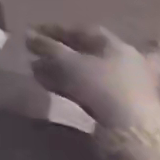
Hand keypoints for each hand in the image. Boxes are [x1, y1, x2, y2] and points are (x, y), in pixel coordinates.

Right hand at [26, 26, 159, 130]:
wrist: (131, 129)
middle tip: (45, 52)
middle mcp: (127, 61)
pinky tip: (55, 88)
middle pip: (93, 51)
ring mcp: (129, 85)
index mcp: (116, 45)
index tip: (34, 32)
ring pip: (93, 72)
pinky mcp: (124, 106)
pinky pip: (92, 90)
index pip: (83, 31)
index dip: (56, 30)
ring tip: (40, 72)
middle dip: (66, 51)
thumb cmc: (100, 86)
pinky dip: (72, 86)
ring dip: (66, 71)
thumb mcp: (68, 62)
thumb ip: (47, 47)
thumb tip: (28, 35)